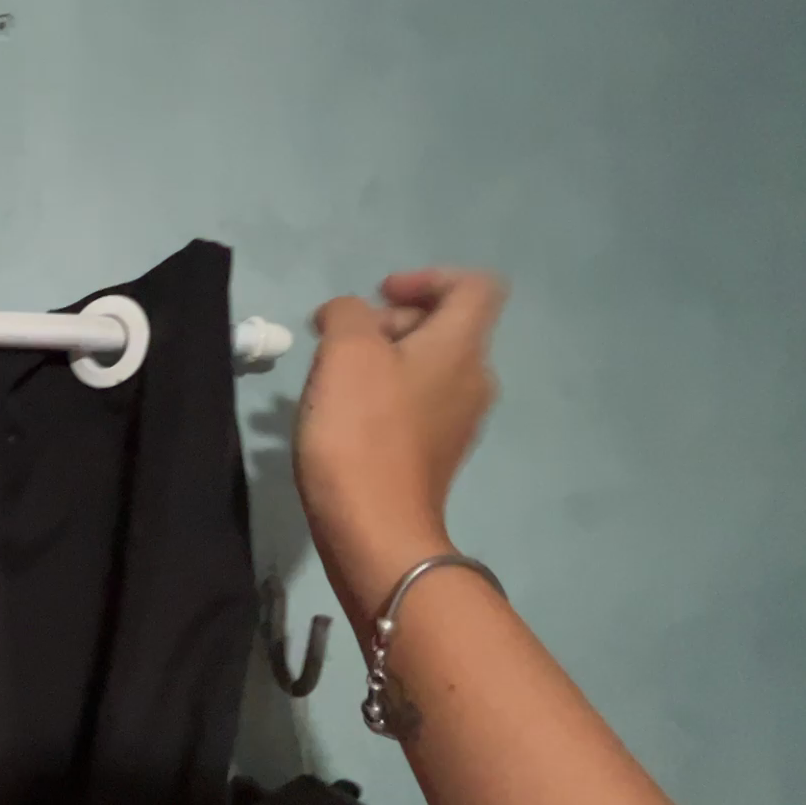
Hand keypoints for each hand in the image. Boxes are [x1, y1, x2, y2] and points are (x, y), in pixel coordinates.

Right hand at [294, 268, 506, 614]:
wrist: (372, 526)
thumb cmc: (360, 432)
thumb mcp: (345, 354)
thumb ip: (346, 315)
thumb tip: (345, 313)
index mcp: (461, 347)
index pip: (473, 287)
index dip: (427, 278)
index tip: (377, 294)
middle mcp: (473, 380)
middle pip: (445, 329)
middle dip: (391, 323)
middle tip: (339, 342)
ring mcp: (457, 423)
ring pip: (426, 370)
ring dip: (382, 363)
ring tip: (332, 382)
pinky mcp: (432, 457)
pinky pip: (413, 408)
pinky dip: (382, 399)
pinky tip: (344, 421)